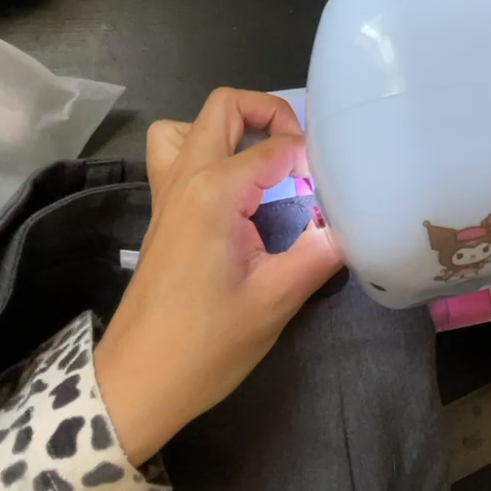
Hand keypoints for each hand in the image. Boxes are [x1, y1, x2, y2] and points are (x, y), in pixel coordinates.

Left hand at [93, 89, 342, 464]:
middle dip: (270, 112)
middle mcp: (187, 177)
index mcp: (216, 192)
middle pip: (226, 107)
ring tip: (262, 160)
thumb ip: (319, 252)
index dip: (312, 162)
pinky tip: (234, 192)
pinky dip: (204, 151)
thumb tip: (352, 223)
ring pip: (188, 125)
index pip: (277, 148)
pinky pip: (175, 155)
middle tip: (301, 153)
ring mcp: (167, 193)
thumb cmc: (207, 344)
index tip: (332, 192)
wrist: (138, 383)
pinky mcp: (161, 213)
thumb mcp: (276, 300)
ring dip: (228, 128)